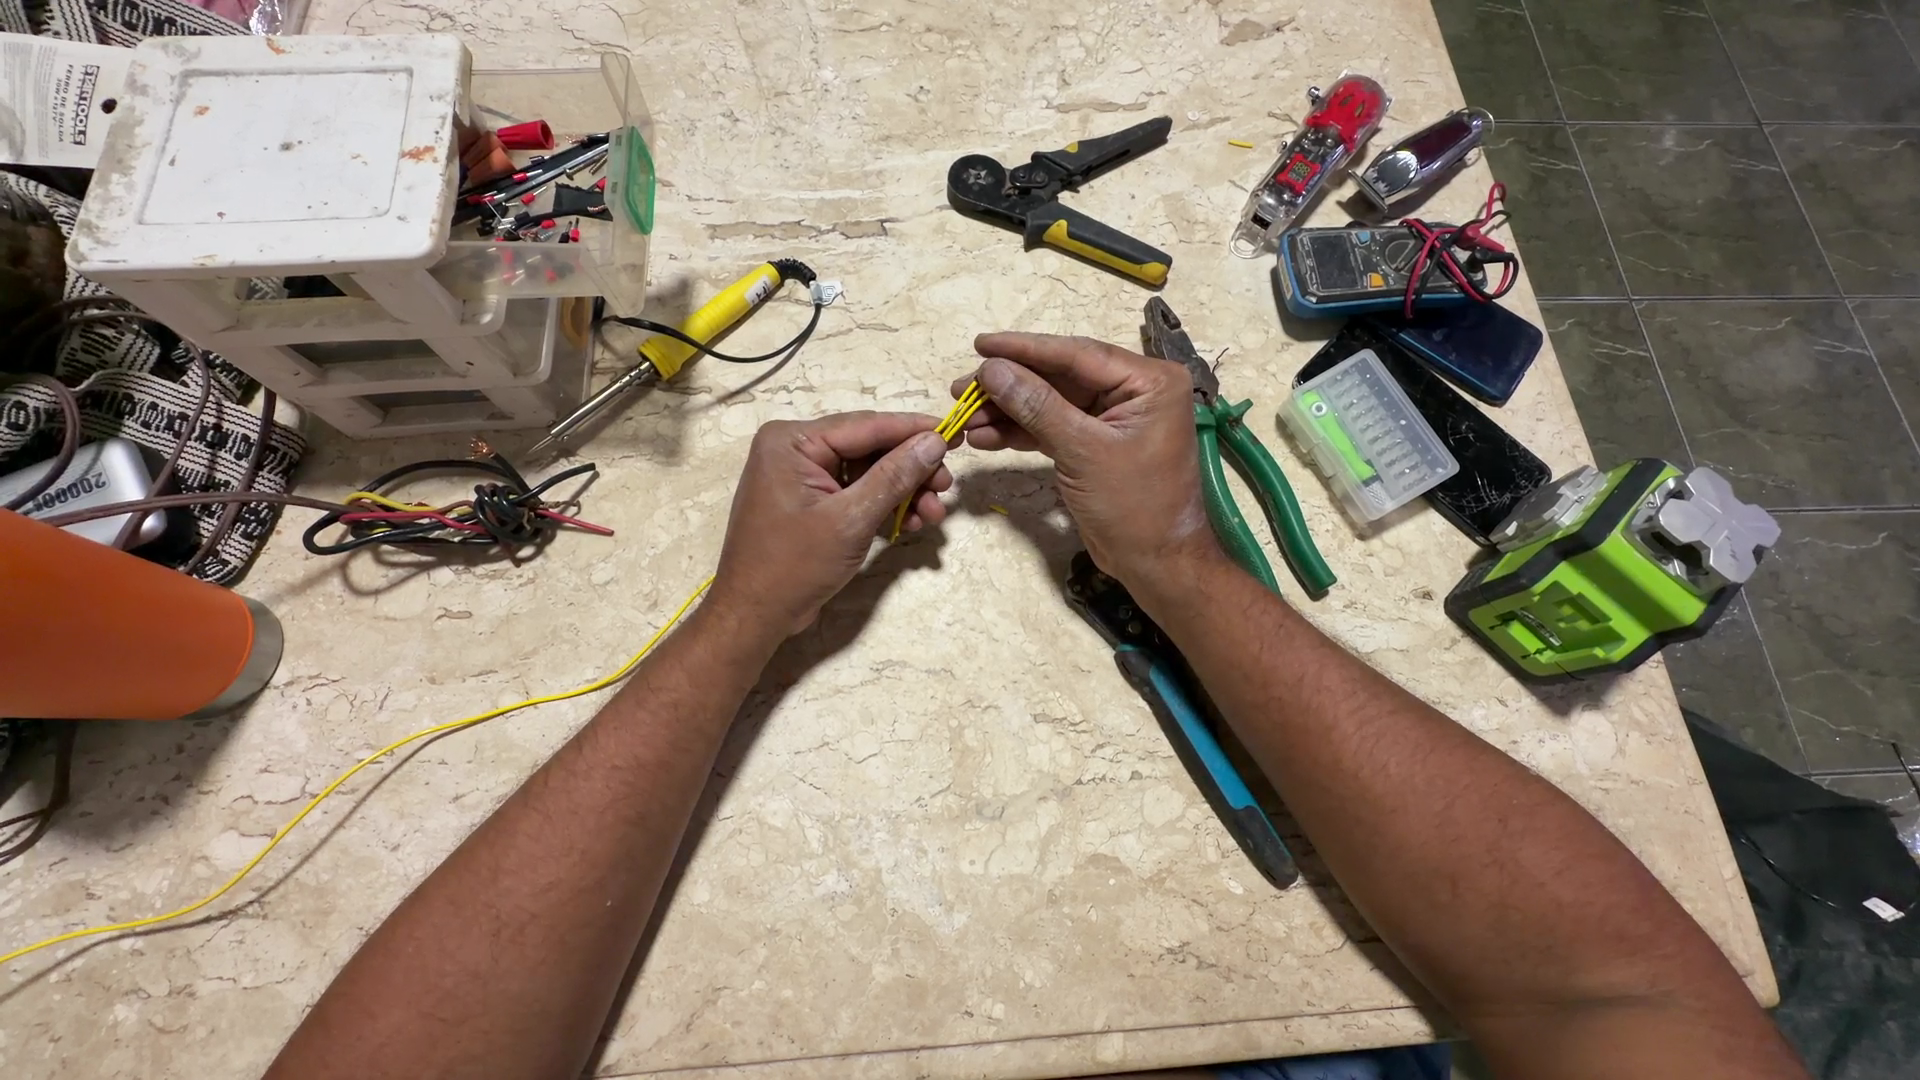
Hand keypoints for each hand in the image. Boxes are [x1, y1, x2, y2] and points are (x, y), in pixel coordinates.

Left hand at [709, 412, 952, 636]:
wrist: (755, 615)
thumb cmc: (794, 565)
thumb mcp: (850, 519)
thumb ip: (894, 476)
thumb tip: (934, 441)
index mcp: (792, 441)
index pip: (866, 425)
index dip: (913, 429)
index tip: (954, 433)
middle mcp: (795, 449)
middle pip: (869, 448)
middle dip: (911, 470)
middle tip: (947, 487)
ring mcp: (802, 477)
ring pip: (868, 473)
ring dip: (903, 493)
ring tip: (933, 515)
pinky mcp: (812, 502)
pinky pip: (855, 493)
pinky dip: (883, 507)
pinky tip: (910, 523)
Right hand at [958, 333, 1219, 584]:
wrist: (1155, 563)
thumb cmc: (1133, 505)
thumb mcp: (1082, 451)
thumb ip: (1036, 406)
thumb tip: (990, 370)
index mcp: (1148, 381)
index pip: (1076, 354)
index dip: (1024, 350)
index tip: (979, 344)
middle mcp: (1132, 391)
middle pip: (1059, 377)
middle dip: (1009, 385)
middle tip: (962, 388)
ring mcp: (1112, 419)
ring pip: (1050, 404)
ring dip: (1007, 412)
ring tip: (963, 416)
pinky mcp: (1094, 445)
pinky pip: (1052, 429)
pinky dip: (1020, 434)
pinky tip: (984, 437)